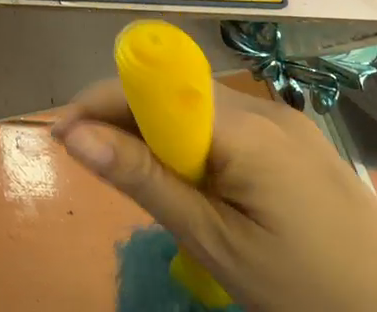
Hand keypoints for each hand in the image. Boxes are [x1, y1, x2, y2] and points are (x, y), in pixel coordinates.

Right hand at [53, 80, 376, 311]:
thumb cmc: (312, 291)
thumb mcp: (215, 241)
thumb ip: (142, 179)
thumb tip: (68, 132)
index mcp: (244, 130)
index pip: (144, 85)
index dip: (96, 103)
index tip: (64, 140)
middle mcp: (263, 109)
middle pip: (164, 93)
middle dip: (121, 123)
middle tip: (107, 176)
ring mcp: (286, 123)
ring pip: (189, 108)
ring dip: (155, 137)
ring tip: (155, 191)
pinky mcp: (298, 143)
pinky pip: (221, 124)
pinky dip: (191, 147)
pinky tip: (199, 190)